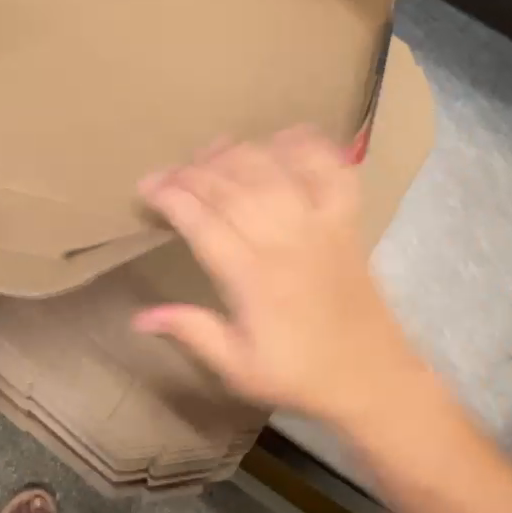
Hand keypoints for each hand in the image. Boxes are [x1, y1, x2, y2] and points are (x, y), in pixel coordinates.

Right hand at [133, 128, 430, 429]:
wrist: (372, 376)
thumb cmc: (299, 374)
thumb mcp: (238, 368)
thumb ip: (192, 332)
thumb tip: (139, 316)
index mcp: (252, 279)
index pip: (202, 222)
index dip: (170, 198)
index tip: (146, 187)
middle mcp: (284, 241)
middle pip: (231, 188)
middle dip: (192, 172)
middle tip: (168, 171)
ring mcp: (319, 225)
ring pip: (272, 171)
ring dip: (238, 153)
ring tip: (211, 150)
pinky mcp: (346, 221)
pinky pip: (331, 172)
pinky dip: (309, 147)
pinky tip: (284, 136)